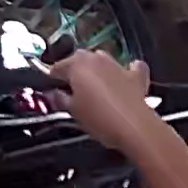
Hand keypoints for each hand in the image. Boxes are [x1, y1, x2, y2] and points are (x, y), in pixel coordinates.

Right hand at [48, 50, 166, 156]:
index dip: (52, 81)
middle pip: (78, 62)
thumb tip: (53, 95)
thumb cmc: (101, 119)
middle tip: (71, 95)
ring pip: (101, 62)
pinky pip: (129, 68)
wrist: (135, 128)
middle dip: (74, 75)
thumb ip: (59, 99)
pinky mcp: (134, 76)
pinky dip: (126, 72)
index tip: (52, 92)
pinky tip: (124, 78)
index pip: (56, 68)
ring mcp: (116, 65)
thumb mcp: (73, 111)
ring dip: (96, 73)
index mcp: (76, 64)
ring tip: (94, 93)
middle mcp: (95, 58)